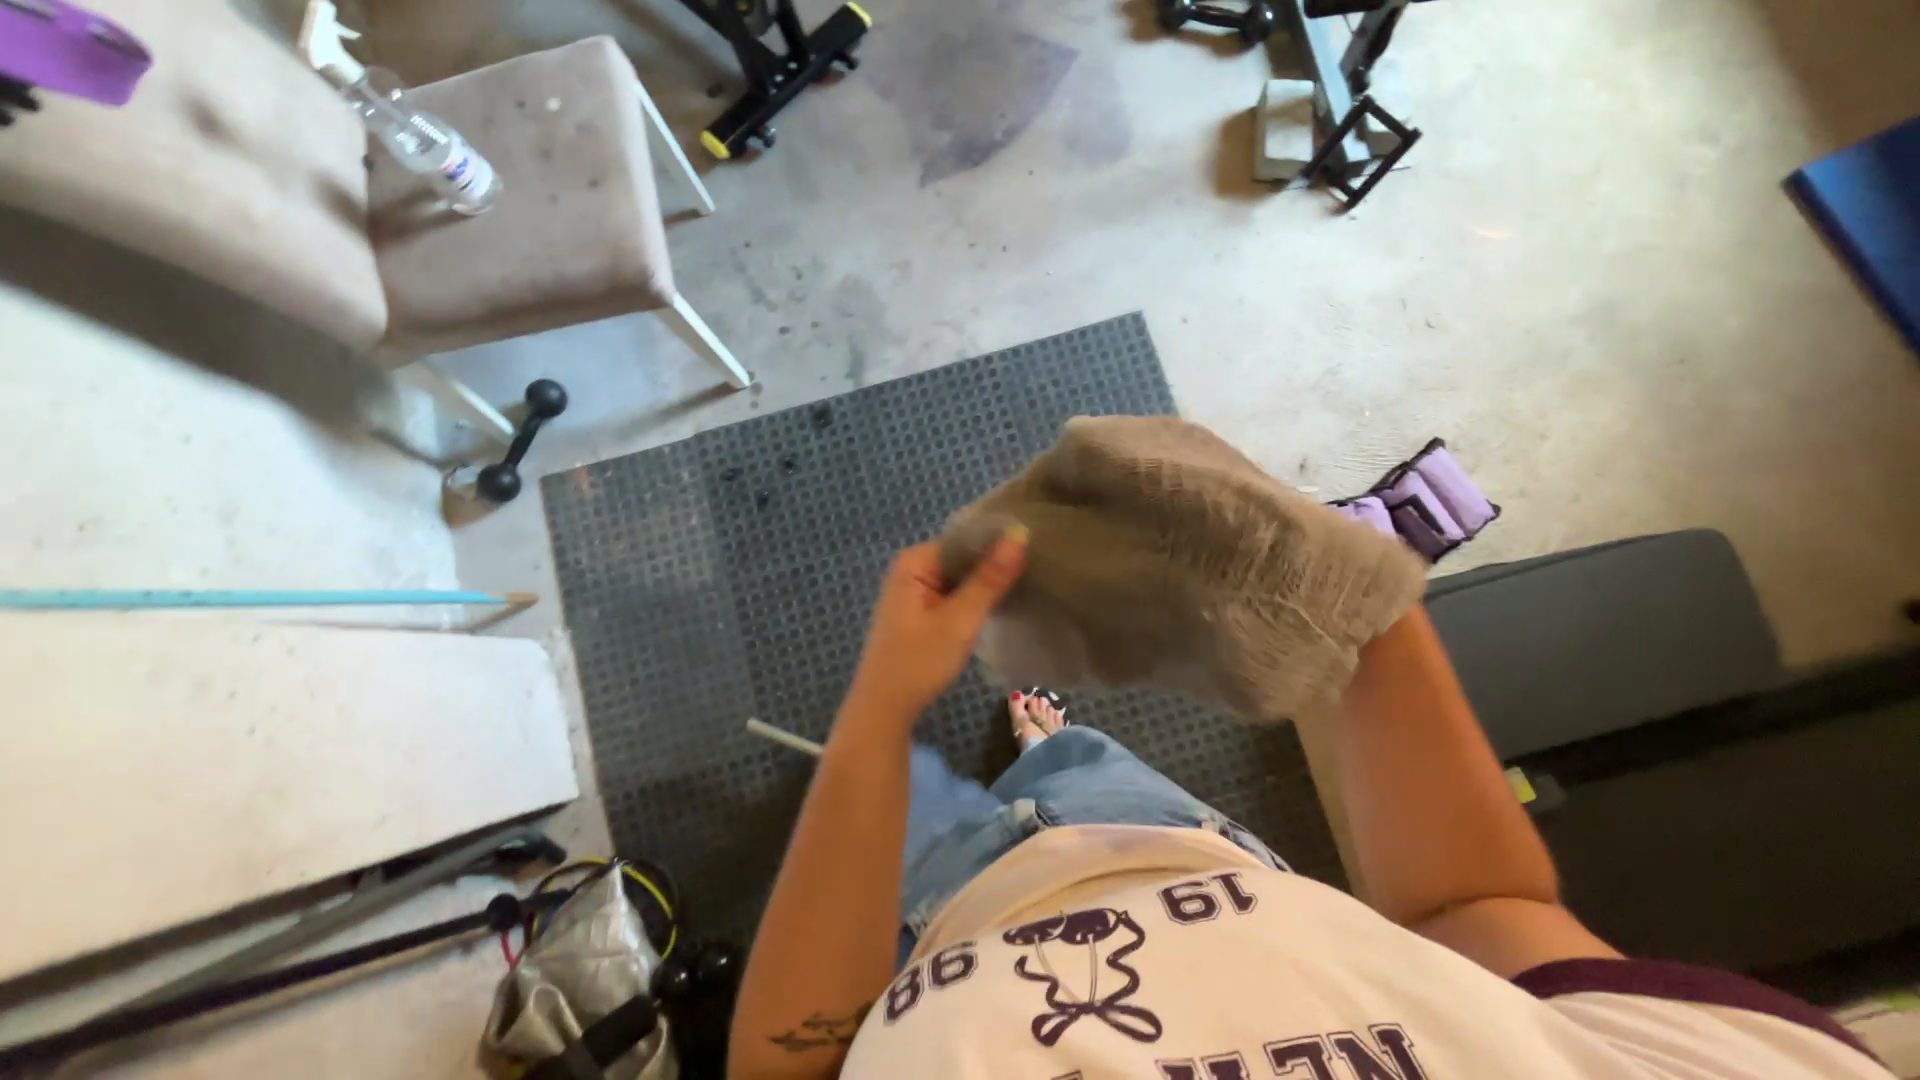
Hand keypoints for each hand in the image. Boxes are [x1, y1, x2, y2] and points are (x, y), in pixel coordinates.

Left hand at [845, 528, 1028, 716]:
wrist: (885, 708)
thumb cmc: (919, 662)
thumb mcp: (959, 620)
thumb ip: (989, 579)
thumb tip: (1019, 536)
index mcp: (914, 561)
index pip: (966, 539)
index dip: (999, 544)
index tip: (1037, 550)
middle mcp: (912, 569)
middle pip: (963, 557)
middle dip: (995, 565)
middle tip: (1039, 569)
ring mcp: (915, 591)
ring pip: (961, 578)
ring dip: (988, 584)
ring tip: (1029, 584)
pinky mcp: (920, 612)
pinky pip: (955, 595)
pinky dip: (976, 600)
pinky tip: (1003, 604)